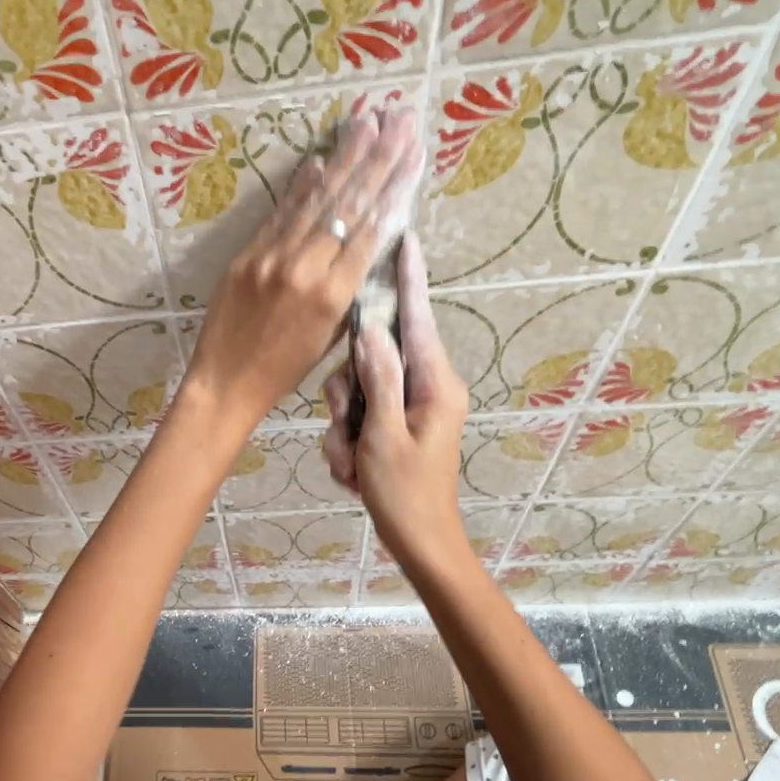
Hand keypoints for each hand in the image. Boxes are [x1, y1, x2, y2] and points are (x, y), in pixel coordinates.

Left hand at [181, 108, 421, 431]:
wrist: (225, 383)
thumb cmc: (284, 370)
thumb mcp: (329, 335)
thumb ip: (350, 287)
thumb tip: (368, 241)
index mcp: (332, 294)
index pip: (372, 229)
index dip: (395, 187)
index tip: (414, 153)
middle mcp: (303, 268)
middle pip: (347, 205)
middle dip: (377, 159)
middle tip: (399, 119)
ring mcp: (270, 258)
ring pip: (314, 202)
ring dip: (343, 159)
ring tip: (366, 123)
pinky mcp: (244, 256)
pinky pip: (280, 214)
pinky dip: (301, 187)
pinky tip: (319, 160)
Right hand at [321, 235, 471, 571]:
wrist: (417, 540)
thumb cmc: (405, 493)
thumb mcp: (385, 435)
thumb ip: (378, 378)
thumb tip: (371, 327)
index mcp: (436, 384)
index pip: (417, 319)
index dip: (407, 280)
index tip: (404, 240)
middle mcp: (425, 387)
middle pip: (371, 359)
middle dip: (347, 398)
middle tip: (348, 434)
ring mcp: (407, 407)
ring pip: (356, 390)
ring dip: (343, 428)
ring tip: (353, 463)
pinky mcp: (393, 424)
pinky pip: (356, 416)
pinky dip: (347, 443)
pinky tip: (355, 471)